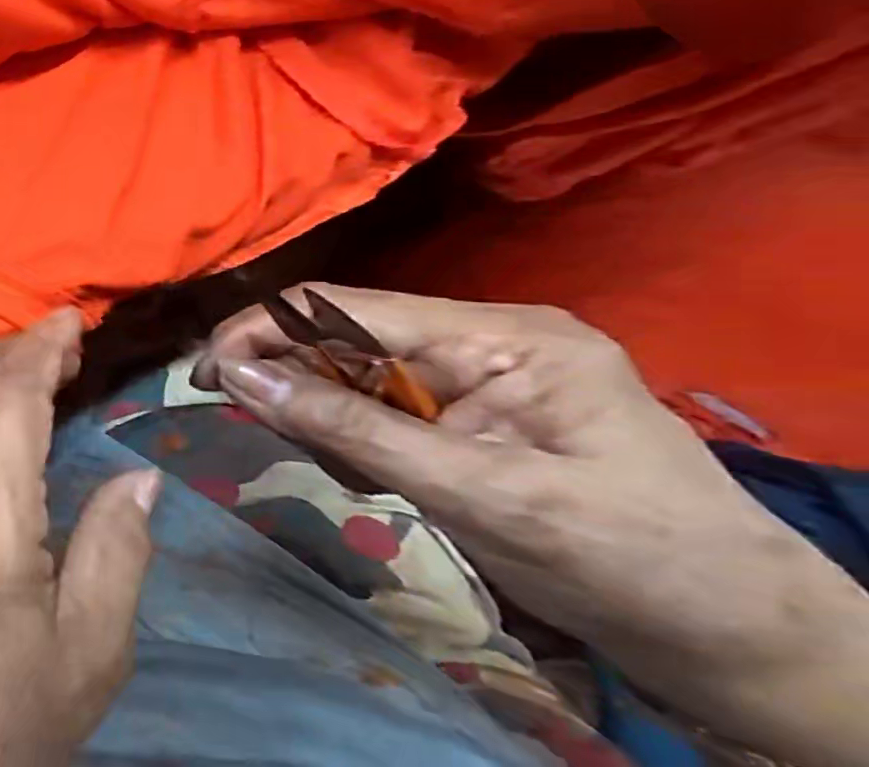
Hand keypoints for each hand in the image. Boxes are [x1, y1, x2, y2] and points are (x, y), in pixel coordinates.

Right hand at [194, 284, 868, 766]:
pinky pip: (378, 409)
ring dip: (322, 417)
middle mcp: (479, 339)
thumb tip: (239, 375)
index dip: (266, 331)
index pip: (347, 308)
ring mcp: (474, 376)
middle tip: (241, 416)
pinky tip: (375, 479)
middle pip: (343, 337)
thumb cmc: (631, 562)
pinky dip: (352, 441)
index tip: (208, 372)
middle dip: (287, 376)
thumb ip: (350, 429)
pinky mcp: (467, 413)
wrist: (743, 642)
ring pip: (352, 375)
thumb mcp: (480, 495)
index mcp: (499, 336)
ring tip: (349, 474)